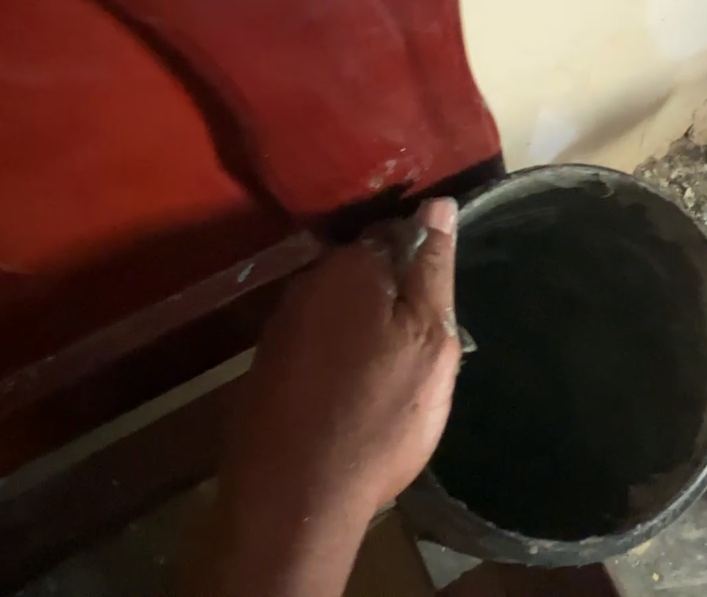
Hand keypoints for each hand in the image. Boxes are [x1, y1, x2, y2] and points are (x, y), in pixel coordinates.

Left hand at [202, 199, 461, 595]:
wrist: (293, 503)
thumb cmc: (380, 412)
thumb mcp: (430, 337)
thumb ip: (433, 266)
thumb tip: (438, 204)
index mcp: (351, 266)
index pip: (399, 231)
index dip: (426, 260)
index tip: (440, 299)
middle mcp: (307, 285)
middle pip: (366, 270)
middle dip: (395, 293)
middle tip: (423, 341)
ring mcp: (280, 328)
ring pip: (340, 308)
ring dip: (365, 326)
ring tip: (390, 371)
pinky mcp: (265, 368)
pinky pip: (316, 342)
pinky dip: (337, 355)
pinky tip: (352, 392)